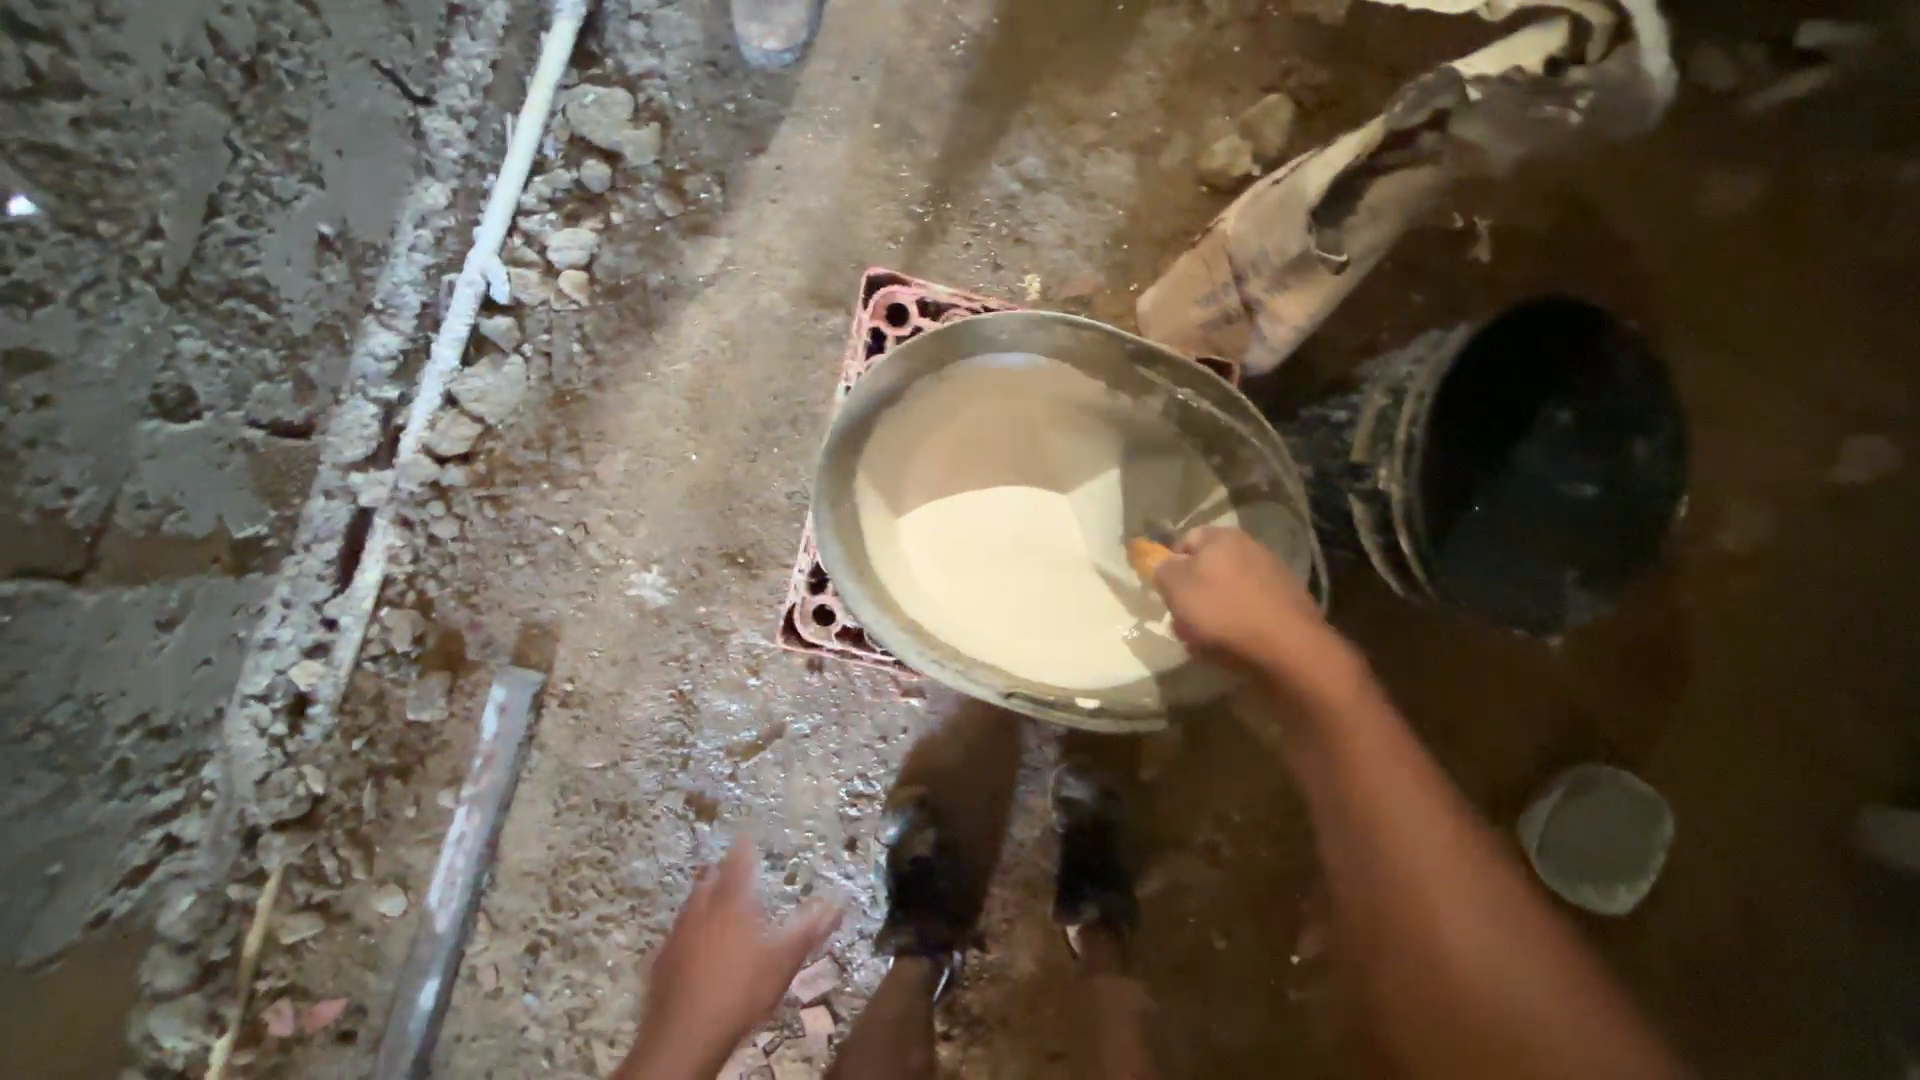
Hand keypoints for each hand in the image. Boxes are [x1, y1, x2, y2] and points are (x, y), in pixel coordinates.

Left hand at [616, 837, 841, 1079]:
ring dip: (702, 898)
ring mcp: (677, 936)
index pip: (738, 862)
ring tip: (713, 899)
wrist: (686, 1036)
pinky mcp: (661, 963)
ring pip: (690, 906)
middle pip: (708, 880)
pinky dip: (688, 931)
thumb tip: (838, 902)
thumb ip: (811, 928)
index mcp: (731, 902)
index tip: (746, 832)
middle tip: (729, 865)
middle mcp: (701, 910)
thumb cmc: (742, 990)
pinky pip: (676, 935)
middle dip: (719, 870)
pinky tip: (693, 945)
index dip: (743, 845)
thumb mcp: (785, 959)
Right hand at [1153, 525, 1339, 675]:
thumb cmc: (1222, 612)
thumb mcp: (1175, 588)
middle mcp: (1250, 547)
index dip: (1170, 564)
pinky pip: (1250, 610)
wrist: (1287, 647)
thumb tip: (1163, 564)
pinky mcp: (1288, 602)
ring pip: (1228, 591)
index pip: (1185, 540)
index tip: (1166, 592)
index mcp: (1221, 537)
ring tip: (1207, 640)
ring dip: (1214, 611)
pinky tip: (1234, 644)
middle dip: (1193, 593)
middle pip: (1208, 568)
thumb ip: (1161, 569)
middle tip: (1183, 619)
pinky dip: (1239, 623)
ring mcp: (1274, 574)